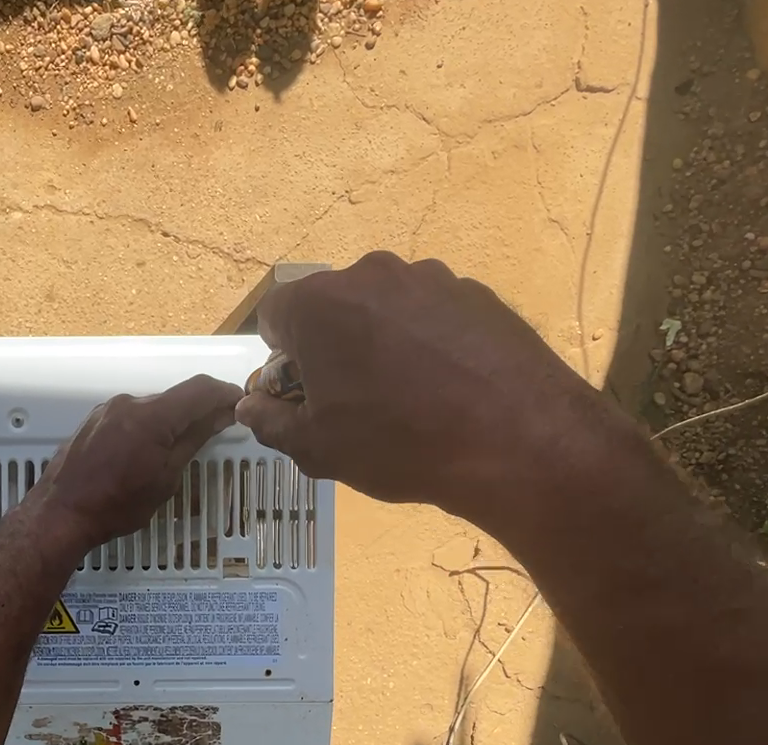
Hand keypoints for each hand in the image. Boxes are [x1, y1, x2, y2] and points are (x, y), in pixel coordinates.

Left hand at [27, 374, 241, 554]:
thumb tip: (218, 418)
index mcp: (151, 416)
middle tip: (216, 431)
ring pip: (152, 406)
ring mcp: (107, 410)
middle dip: (200, 410)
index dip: (225, 394)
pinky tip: (149, 451)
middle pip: (176, 397)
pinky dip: (148, 425)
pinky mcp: (94, 420)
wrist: (61, 514)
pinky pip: (131, 415)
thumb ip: (193, 441)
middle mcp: (128, 404)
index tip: (238, 405)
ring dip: (172, 420)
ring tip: (179, 448)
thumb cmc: (113, 506)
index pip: (200, 389)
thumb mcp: (165, 479)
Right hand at [234, 253, 634, 525]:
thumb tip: (250, 405)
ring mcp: (430, 278)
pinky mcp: (477, 293)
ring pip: (380, 308)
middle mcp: (371, 275)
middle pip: (328, 307)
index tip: (297, 393)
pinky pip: (428, 315)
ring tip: (401, 396)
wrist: (517, 440)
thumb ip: (269, 420)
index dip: (278, 357)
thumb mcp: (314, 446)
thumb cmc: (395, 441)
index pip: (274, 315)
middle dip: (326, 346)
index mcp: (320, 305)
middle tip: (346, 399)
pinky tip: (443, 387)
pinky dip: (423, 342)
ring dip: (375, 342)